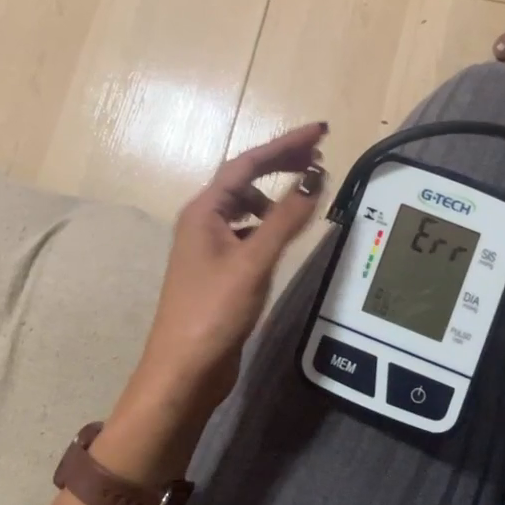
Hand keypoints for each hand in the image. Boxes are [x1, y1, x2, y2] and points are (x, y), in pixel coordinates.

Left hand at [95, 124, 327, 483]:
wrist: (184, 371)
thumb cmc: (214, 312)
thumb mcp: (254, 262)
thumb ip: (285, 218)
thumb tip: (315, 177)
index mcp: (204, 210)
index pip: (248, 163)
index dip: (285, 144)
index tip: (321, 132)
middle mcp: (203, 221)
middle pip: (244, 178)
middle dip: (281, 162)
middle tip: (320, 154)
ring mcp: (208, 246)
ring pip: (245, 204)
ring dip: (274, 192)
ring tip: (305, 192)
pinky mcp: (218, 269)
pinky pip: (246, 230)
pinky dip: (269, 222)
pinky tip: (283, 233)